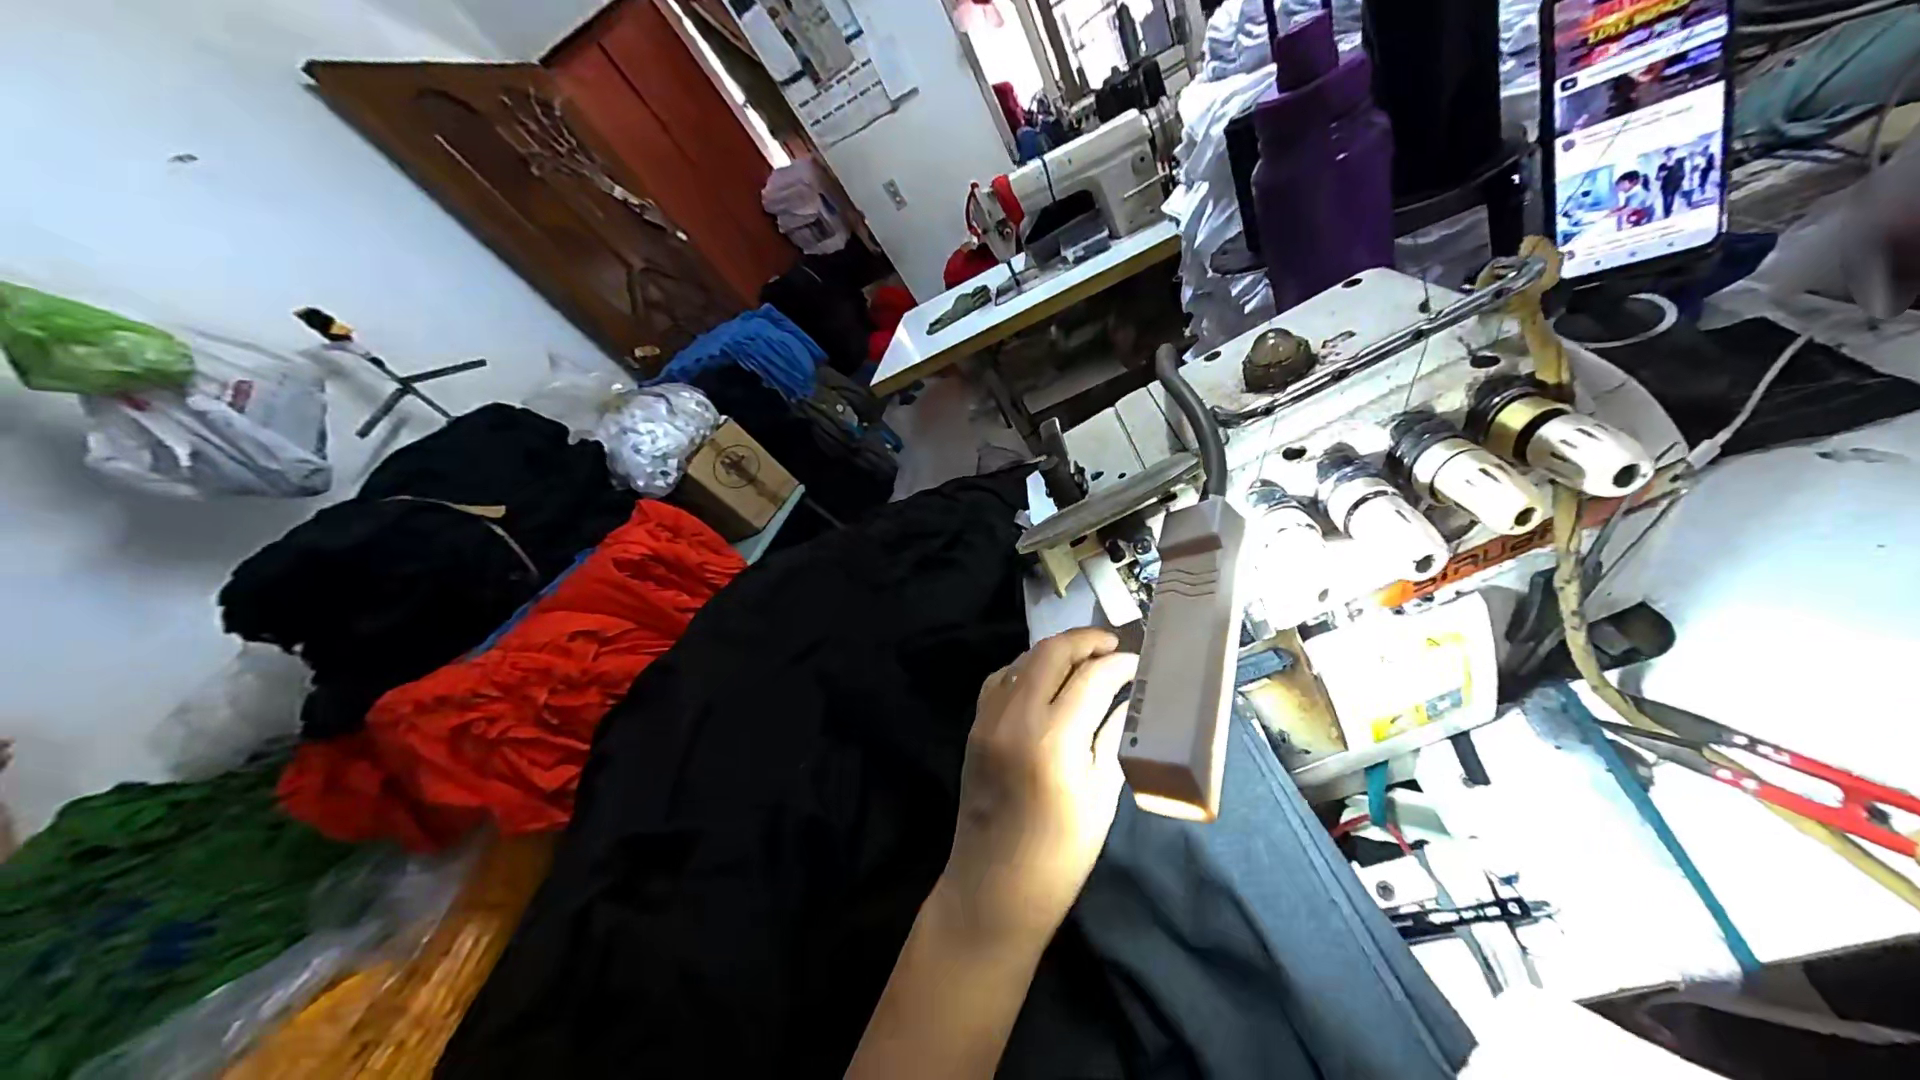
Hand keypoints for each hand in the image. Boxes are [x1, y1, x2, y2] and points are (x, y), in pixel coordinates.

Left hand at [937, 628, 1138, 940]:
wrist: (992, 889)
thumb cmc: (1059, 855)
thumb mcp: (1100, 798)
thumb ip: (1111, 740)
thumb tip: (1124, 702)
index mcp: (1053, 739)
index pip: (1091, 679)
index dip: (1120, 665)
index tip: (1139, 664)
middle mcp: (1015, 717)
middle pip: (1051, 654)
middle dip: (1085, 641)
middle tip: (1113, 646)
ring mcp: (988, 719)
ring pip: (1023, 661)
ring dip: (1055, 652)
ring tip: (1084, 658)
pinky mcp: (974, 728)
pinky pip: (1000, 680)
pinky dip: (1025, 669)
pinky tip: (1044, 679)